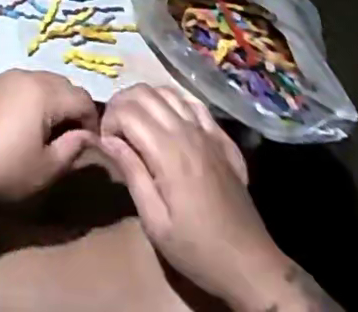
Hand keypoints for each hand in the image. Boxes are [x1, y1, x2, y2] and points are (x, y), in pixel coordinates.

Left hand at [0, 70, 99, 217]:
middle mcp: (26, 75)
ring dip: (52, 101)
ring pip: (41, 81)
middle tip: (71, 137)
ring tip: (48, 131)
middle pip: (63, 84)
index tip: (91, 144)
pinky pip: (20, 85)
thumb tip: (89, 137)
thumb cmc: (5, 169)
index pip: (83, 98)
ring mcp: (4, 77)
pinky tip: (22, 123)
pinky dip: (30, 98)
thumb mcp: (47, 167)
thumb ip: (74, 148)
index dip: (93, 120)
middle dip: (73, 107)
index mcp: (44, 92)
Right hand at [96, 87, 284, 304]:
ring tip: (137, 124)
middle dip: (121, 103)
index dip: (109, 120)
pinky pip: (193, 104)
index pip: (127, 111)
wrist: (251, 264)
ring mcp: (208, 132)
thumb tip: (108, 140)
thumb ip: (131, 173)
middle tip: (115, 130)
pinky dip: (173, 104)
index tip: (106, 143)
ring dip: (145, 100)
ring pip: (168, 92)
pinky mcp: (223, 139)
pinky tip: (168, 123)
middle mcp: (188, 132)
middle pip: (145, 92)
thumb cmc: (197, 249)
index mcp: (169, 153)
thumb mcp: (155, 222)